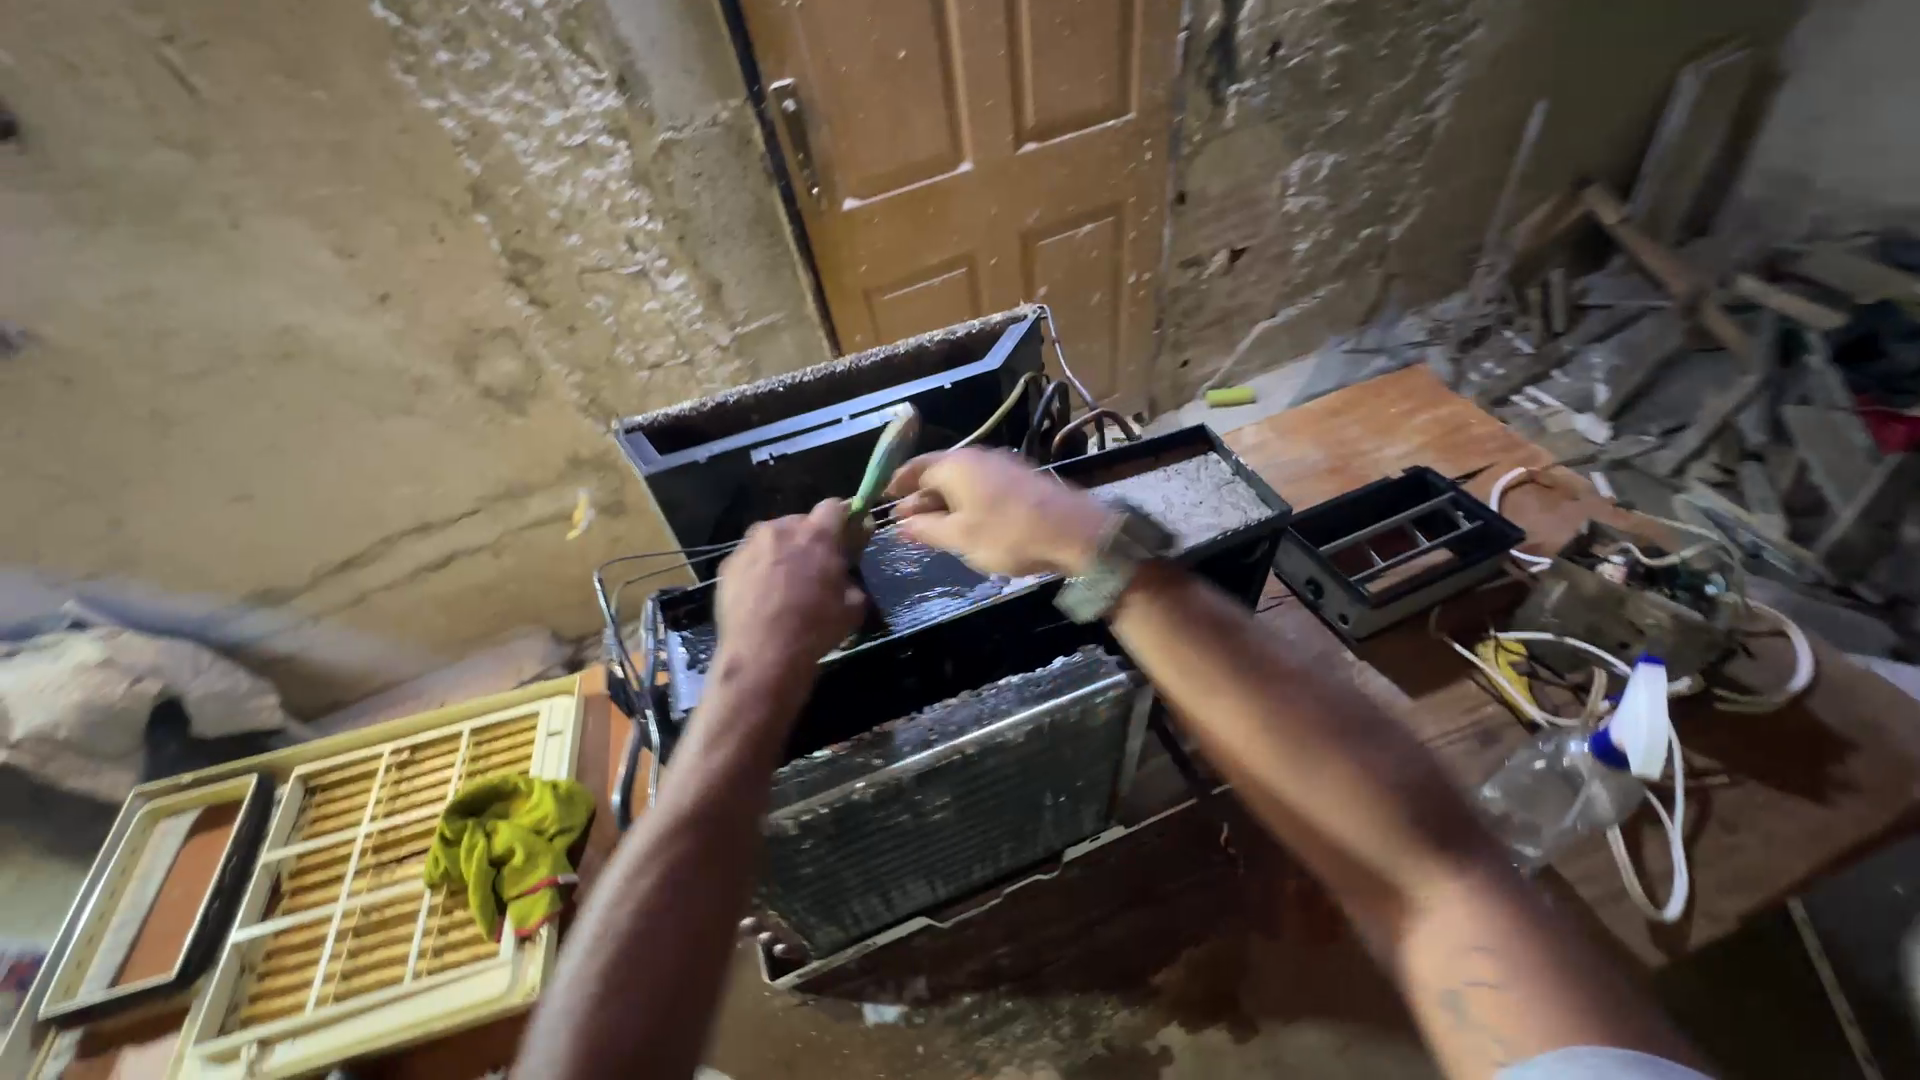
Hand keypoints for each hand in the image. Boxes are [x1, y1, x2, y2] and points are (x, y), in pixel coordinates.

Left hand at [713, 500, 865, 678]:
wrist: (761, 655)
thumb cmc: (814, 629)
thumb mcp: (853, 607)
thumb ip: (851, 579)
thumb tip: (845, 574)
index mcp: (817, 535)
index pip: (835, 506)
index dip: (843, 520)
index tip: (845, 539)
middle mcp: (781, 529)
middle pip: (801, 521)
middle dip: (810, 539)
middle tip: (815, 569)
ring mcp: (749, 545)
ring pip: (772, 537)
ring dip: (782, 551)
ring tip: (784, 584)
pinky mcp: (728, 564)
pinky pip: (751, 557)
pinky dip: (759, 569)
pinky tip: (761, 596)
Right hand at [884, 448, 1112, 576]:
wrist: (1072, 532)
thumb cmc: (1007, 534)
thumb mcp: (959, 537)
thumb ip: (926, 528)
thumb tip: (900, 523)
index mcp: (955, 464)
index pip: (914, 468)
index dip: (896, 485)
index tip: (882, 500)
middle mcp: (975, 457)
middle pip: (937, 473)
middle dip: (919, 497)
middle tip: (904, 522)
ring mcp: (1000, 466)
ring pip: (960, 481)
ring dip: (943, 502)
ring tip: (932, 528)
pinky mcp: (1018, 480)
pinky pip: (980, 487)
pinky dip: (965, 503)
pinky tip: (965, 524)